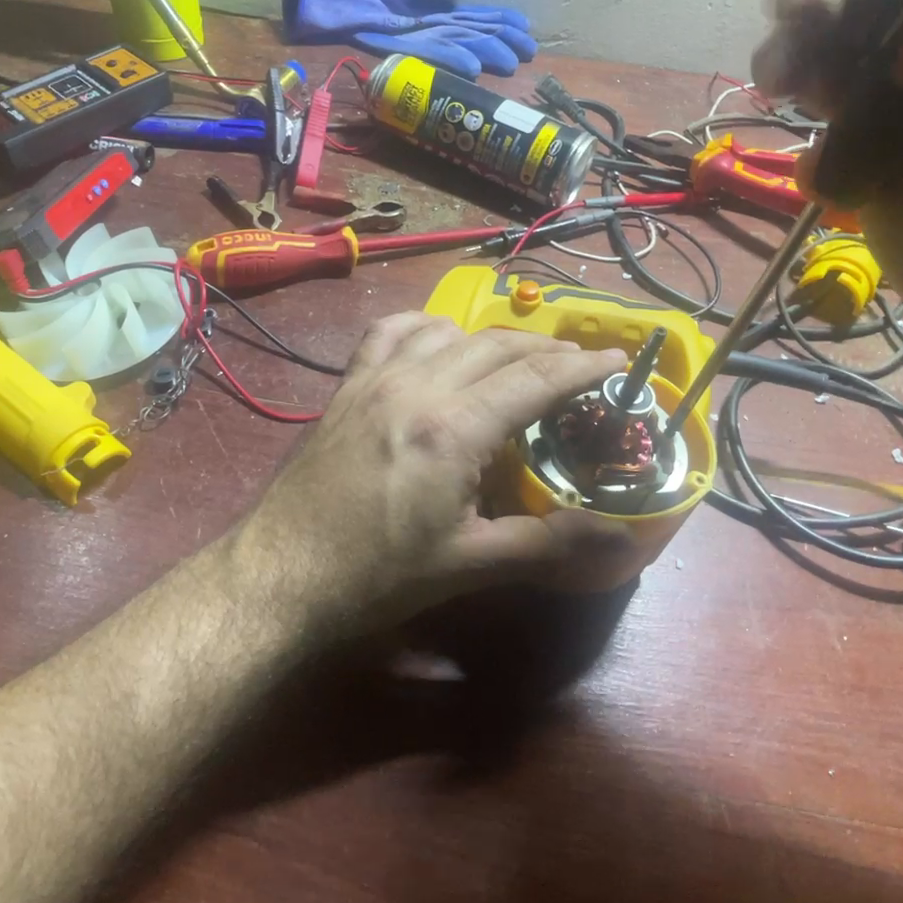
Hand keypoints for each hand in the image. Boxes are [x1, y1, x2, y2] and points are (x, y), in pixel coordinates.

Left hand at [232, 314, 628, 626]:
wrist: (284, 574)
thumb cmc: (378, 575)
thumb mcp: (470, 564)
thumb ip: (547, 542)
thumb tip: (618, 537)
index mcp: (453, 429)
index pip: (535, 378)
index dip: (583, 366)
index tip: (618, 360)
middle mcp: (416, 387)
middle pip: (496, 345)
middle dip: (546, 348)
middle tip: (579, 364)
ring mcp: (375, 381)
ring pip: (446, 331)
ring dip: (490, 337)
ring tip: (517, 358)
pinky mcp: (346, 389)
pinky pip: (388, 333)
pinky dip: (423, 326)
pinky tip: (437, 339)